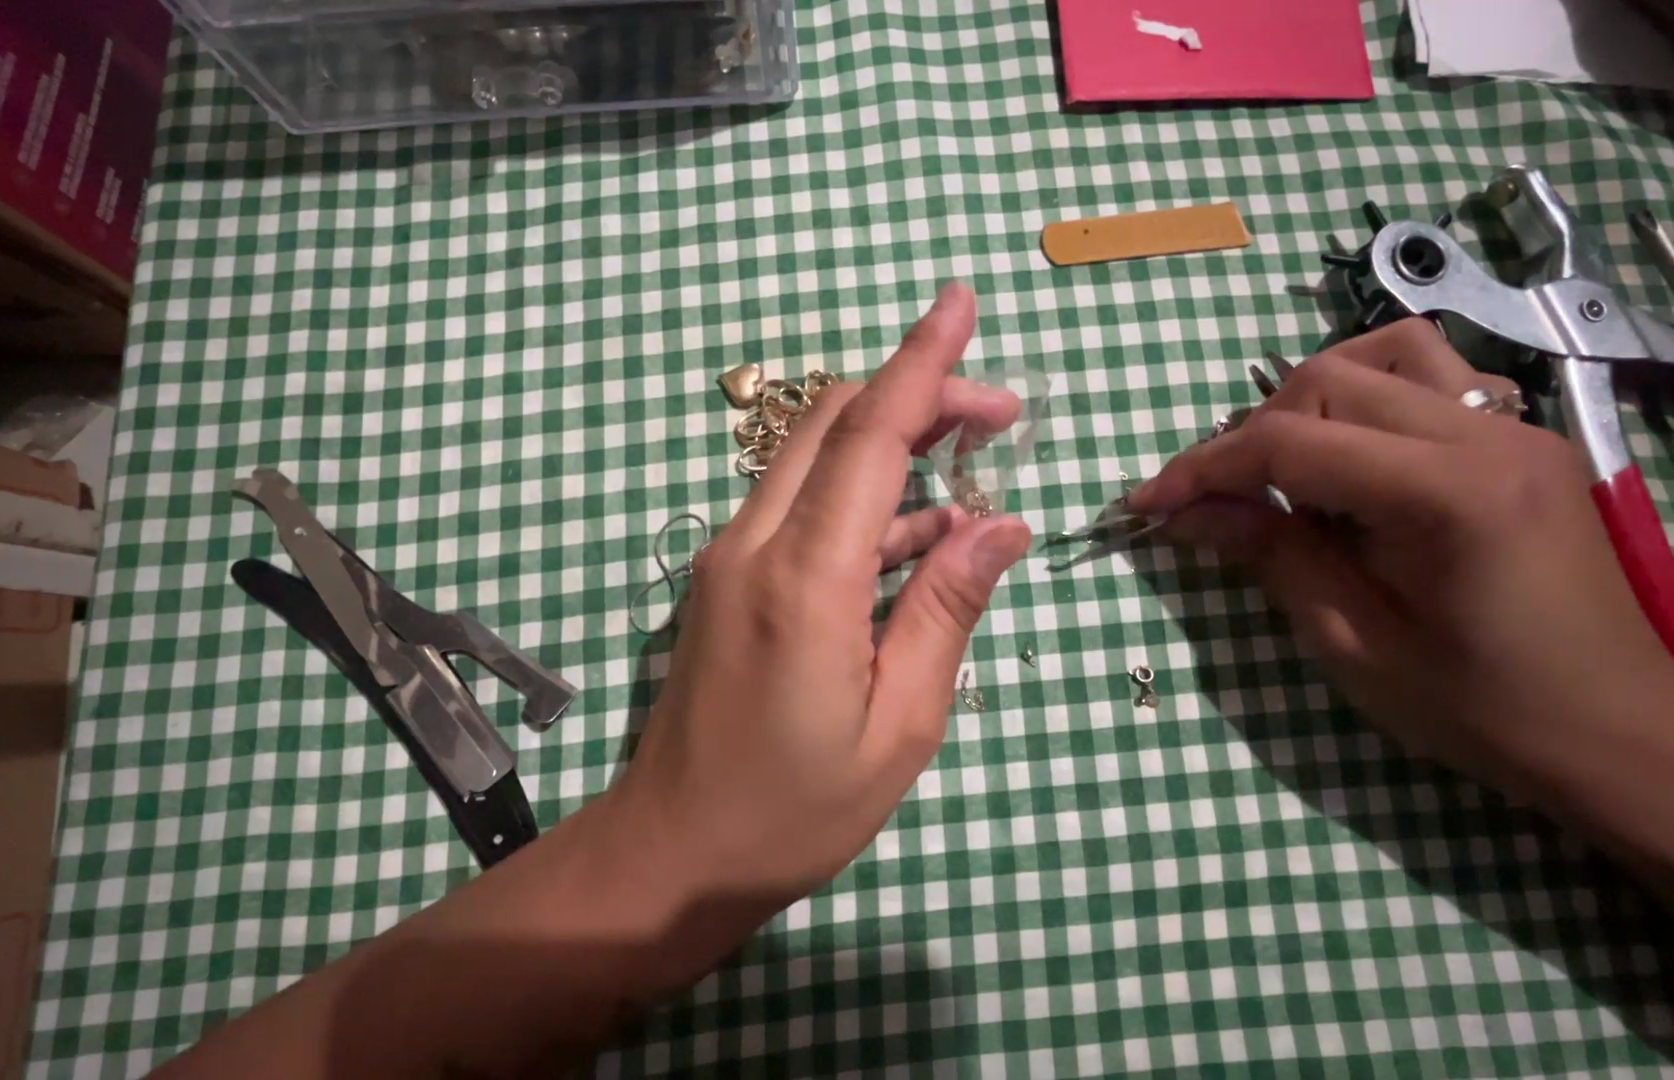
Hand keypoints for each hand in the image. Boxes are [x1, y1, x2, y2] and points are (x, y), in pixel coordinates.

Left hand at [603, 283, 1032, 940]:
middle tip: (996, 413)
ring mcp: (730, 557)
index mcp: (806, 578)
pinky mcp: (724, 578)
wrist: (673, 851)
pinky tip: (918, 533)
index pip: (868, 435)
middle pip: (833, 424)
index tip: (958, 301)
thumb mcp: (901, 724)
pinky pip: (799, 508)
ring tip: (972, 464)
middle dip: (916, 394)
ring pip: (812, 459)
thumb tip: (1000, 525)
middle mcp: (756, 544)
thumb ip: (947, 610)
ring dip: (890, 444)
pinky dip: (861, 499)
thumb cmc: (795, 808)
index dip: (920, 362)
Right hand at [1127, 319, 1673, 804]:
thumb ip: (1270, 555)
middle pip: (1328, 381)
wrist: (1618, 735)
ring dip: (1311, 397)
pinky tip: (1356, 453)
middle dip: (1250, 434)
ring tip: (1286, 462)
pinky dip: (1371, 396)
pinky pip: (1434, 379)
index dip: (1202, 467)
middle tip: (1218, 501)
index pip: (1289, 442)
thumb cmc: (1478, 707)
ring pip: (1385, 355)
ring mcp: (1516, 428)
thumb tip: (1190, 511)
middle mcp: (1486, 435)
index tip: (1146, 503)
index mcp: (1445, 494)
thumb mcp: (1350, 643)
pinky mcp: (1524, 441)